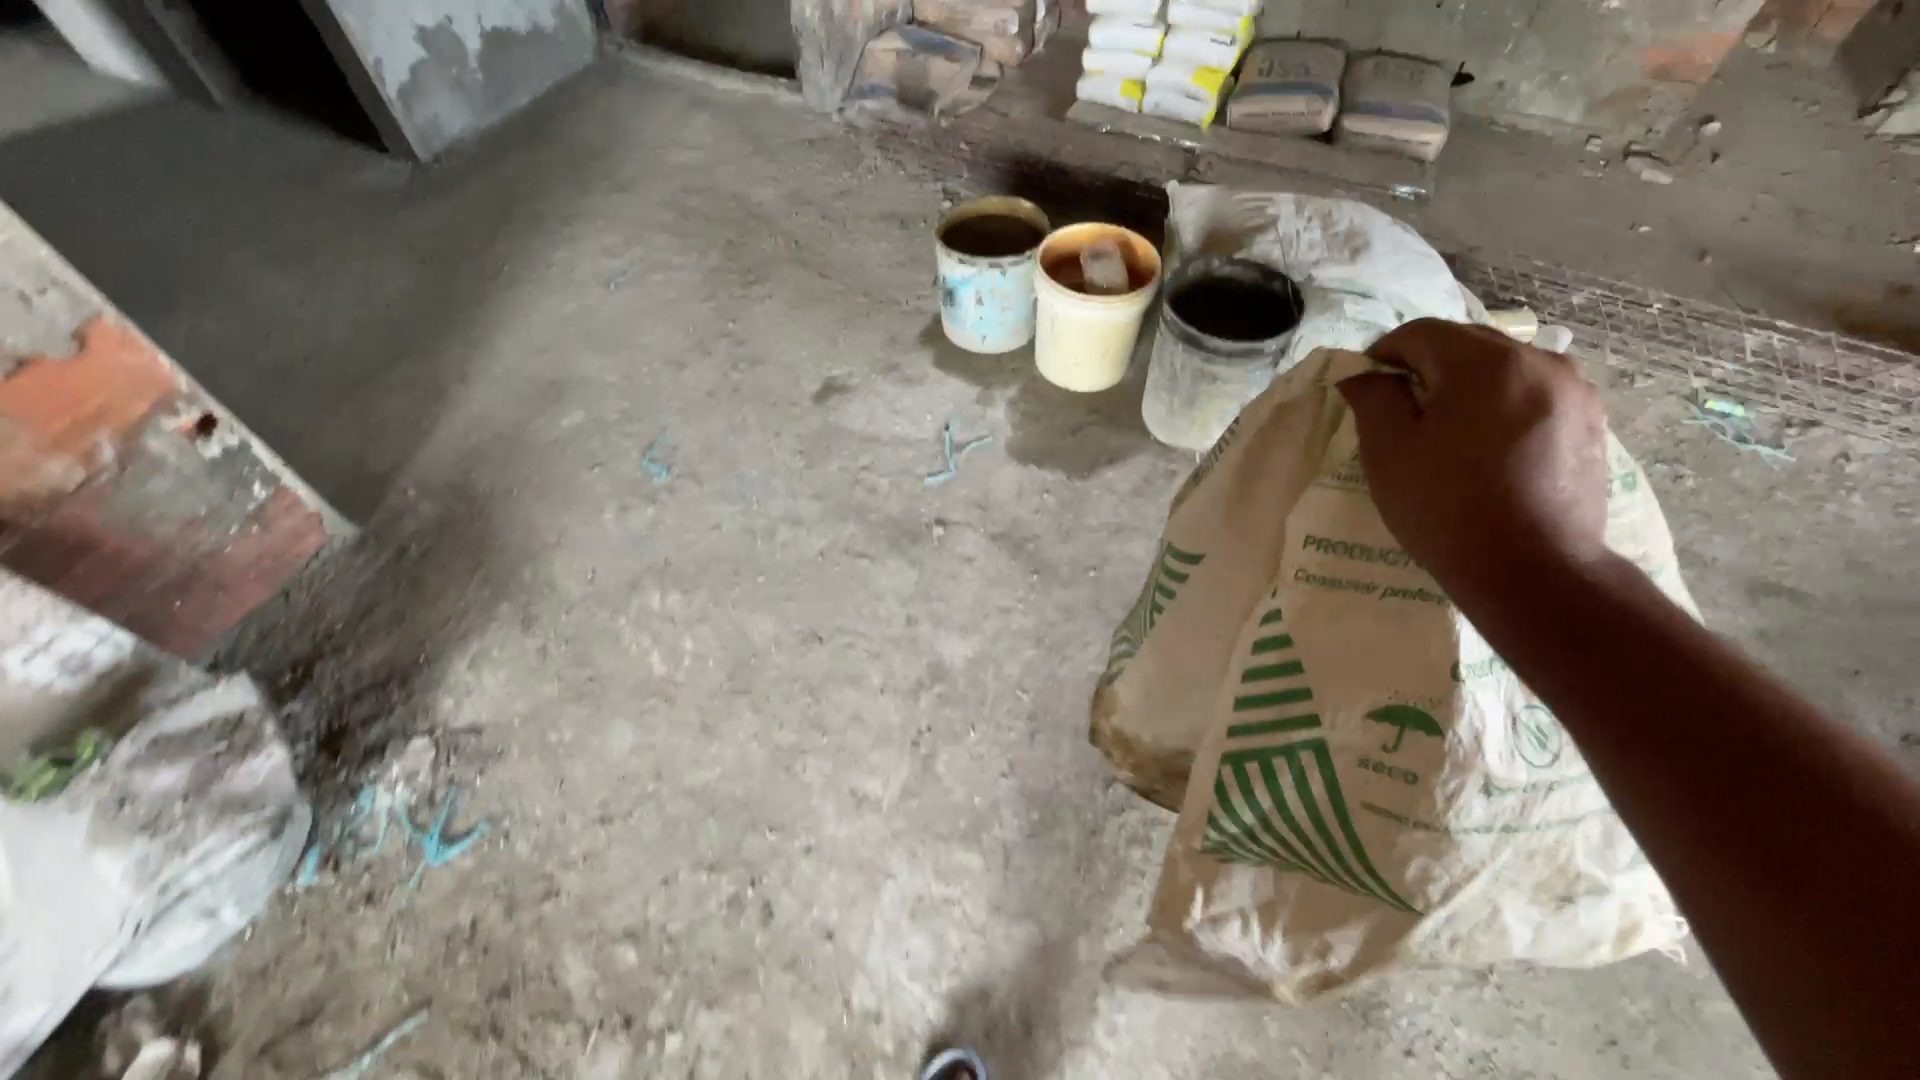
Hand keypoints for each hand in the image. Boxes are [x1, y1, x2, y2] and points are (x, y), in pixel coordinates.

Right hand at [1336, 318, 1609, 599]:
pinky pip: (1535, 393)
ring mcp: (1574, 390)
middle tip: (1403, 411)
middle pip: (1468, 343)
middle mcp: (1537, 361)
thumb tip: (1365, 375)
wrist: (1533, 569)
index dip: (1385, 353)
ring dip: (1470, 384)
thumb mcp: (1389, 453)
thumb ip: (1374, 399)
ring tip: (1450, 430)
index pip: (1421, 332)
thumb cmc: (1447, 508)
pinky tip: (1490, 446)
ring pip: (1505, 367)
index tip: (1368, 386)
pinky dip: (1504, 405)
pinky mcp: (1591, 420)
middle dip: (1429, 366)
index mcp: (1483, 363)